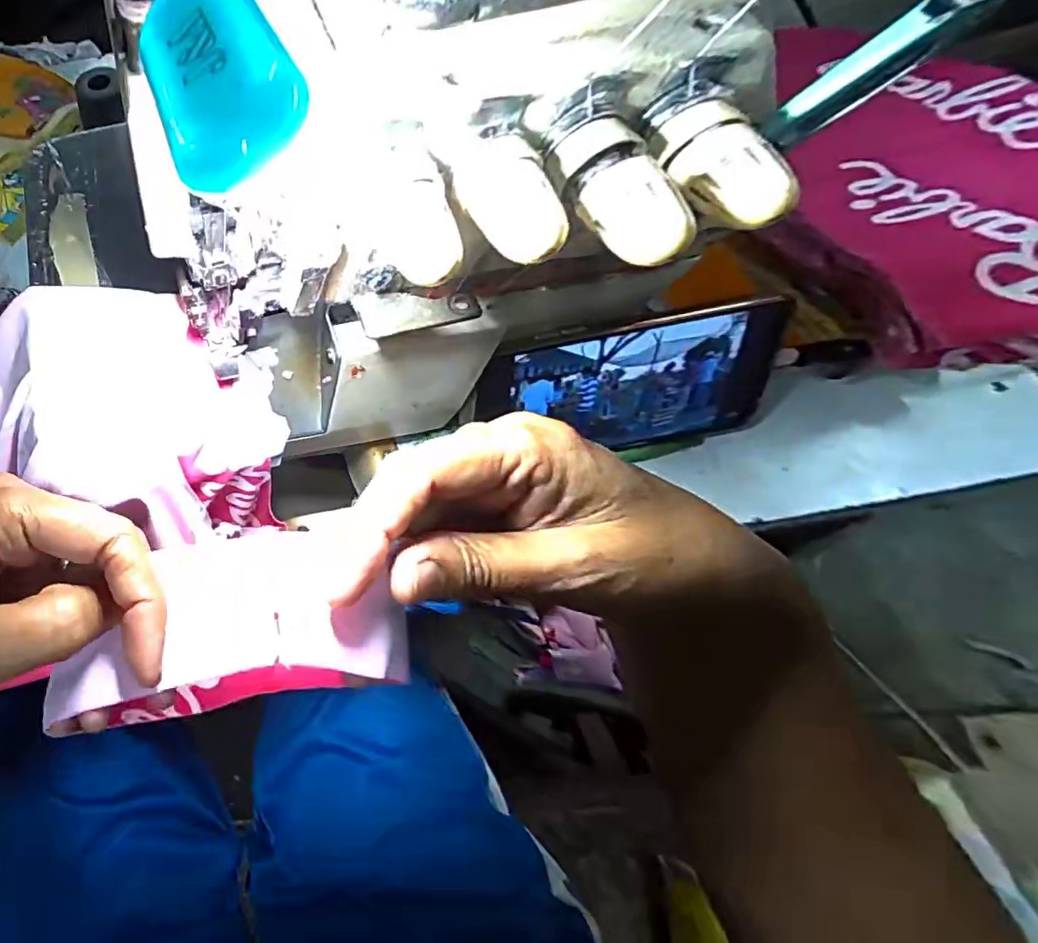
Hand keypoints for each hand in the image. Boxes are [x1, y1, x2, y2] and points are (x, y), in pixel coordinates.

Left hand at [0, 474, 162, 752]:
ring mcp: (4, 525)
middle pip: (102, 545)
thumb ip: (60, 624)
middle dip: (130, 608)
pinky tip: (73, 653)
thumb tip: (115, 609)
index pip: (111, 536)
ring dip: (105, 616)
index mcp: (5, 504)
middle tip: (136, 673)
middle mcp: (12, 500)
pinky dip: (75, 617)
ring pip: (84, 564)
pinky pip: (56, 578)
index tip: (147, 668)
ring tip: (108, 673)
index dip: (144, 598)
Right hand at [341, 412, 791, 618]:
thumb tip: (397, 581)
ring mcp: (479, 477)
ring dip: (373, 550)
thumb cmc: (656, 560)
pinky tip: (377, 581)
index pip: (424, 475)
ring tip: (344, 591)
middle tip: (334, 592)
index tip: (345, 580)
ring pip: (405, 507)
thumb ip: (483, 567)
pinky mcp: (477, 506)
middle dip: (365, 538)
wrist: (703, 576)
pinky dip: (399, 558)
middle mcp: (487, 451)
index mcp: (519, 446)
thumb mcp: (574, 567)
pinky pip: (424, 527)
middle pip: (403, 486)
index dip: (377, 525)